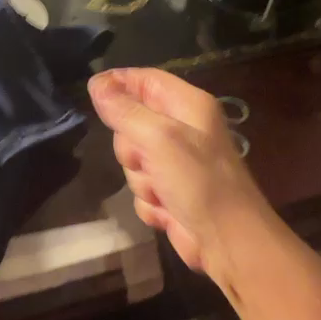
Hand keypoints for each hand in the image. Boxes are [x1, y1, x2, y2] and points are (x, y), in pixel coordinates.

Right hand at [88, 67, 271, 274]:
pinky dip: (149, 202)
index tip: (92, 94)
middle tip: (145, 159)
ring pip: (132, 160)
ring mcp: (175, 163)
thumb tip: (96, 83)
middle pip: (131, 123)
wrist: (227, 240)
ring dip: (141, 180)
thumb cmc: (199, 181)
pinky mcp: (170, 192)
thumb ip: (125, 111)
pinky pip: (141, 189)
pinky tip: (167, 210)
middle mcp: (182, 129)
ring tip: (162, 190)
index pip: (145, 80)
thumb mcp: (159, 138)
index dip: (118, 83)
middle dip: (130, 147)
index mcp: (187, 105)